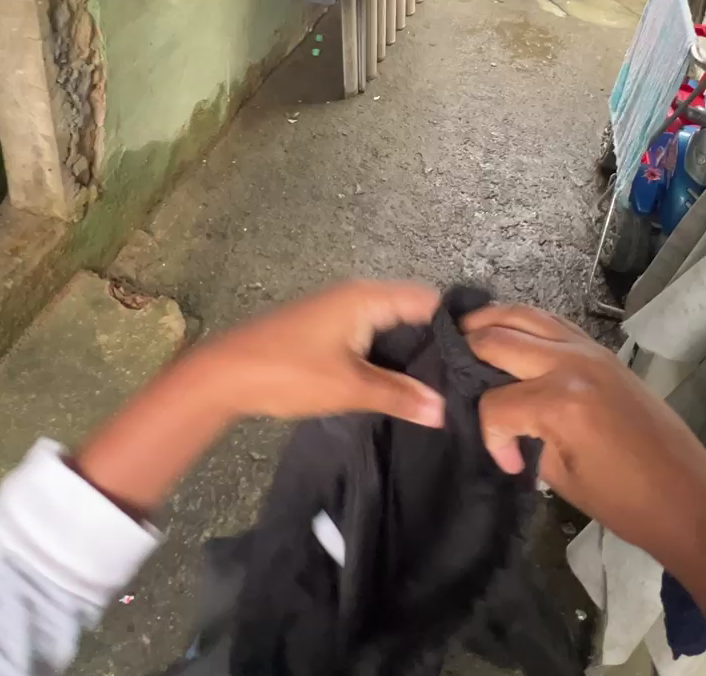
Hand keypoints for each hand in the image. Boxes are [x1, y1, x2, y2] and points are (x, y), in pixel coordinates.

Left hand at [75, 280, 441, 517]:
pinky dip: (388, 350)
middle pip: (411, 309)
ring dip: (409, 348)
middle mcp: (357, 294)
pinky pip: (372, 331)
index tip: (478, 357)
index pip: (426, 300)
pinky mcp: (328, 326)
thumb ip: (399, 395)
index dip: (453, 325)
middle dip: (434, 340)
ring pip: (390, 323)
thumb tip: (444, 410)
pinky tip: (398, 379)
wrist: (226, 373)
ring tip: (439, 382)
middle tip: (463, 375)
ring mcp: (340, 308)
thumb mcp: (349, 388)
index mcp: (367, 298)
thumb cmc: (290, 372)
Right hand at [464, 306, 705, 675]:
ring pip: (525, 315)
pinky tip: (509, 336)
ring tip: (464, 335)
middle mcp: (570, 363)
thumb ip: (523, 438)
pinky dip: (525, 323)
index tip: (504, 460)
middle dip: (467, 352)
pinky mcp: (601, 350)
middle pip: (498, 338)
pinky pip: (553, 322)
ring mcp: (588, 350)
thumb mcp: (560, 476)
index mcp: (560, 402)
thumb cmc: (626, 502)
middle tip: (450, 370)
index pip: (494, 403)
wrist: (691, 498)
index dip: (487, 434)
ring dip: (491, 322)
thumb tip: (498, 424)